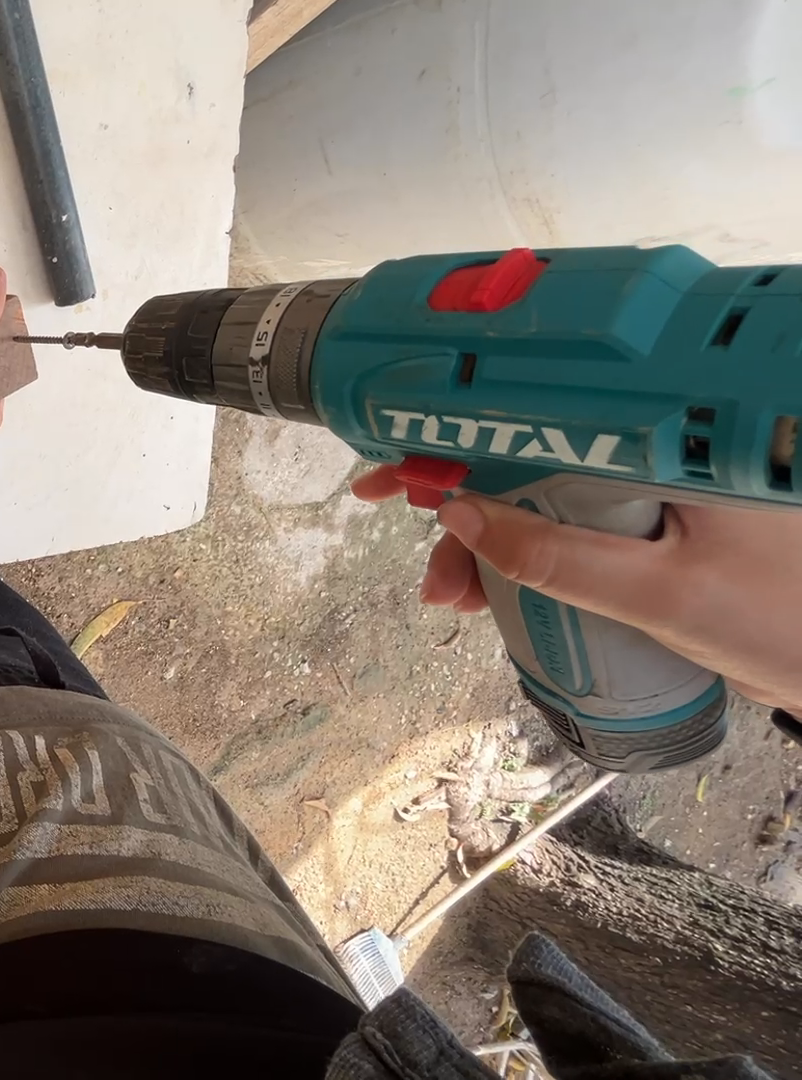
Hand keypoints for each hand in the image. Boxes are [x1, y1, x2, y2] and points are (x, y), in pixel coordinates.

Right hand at [354, 465, 801, 710]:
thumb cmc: (785, 625)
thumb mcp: (660, 594)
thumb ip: (556, 555)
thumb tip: (456, 514)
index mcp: (665, 455)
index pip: (536, 432)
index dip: (454, 448)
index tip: (393, 478)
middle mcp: (647, 468)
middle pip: (518, 477)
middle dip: (458, 525)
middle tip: (421, 565)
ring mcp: (639, 504)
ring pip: (526, 513)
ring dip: (476, 556)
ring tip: (449, 601)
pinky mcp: (635, 537)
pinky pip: (550, 540)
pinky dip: (507, 568)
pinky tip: (483, 598)